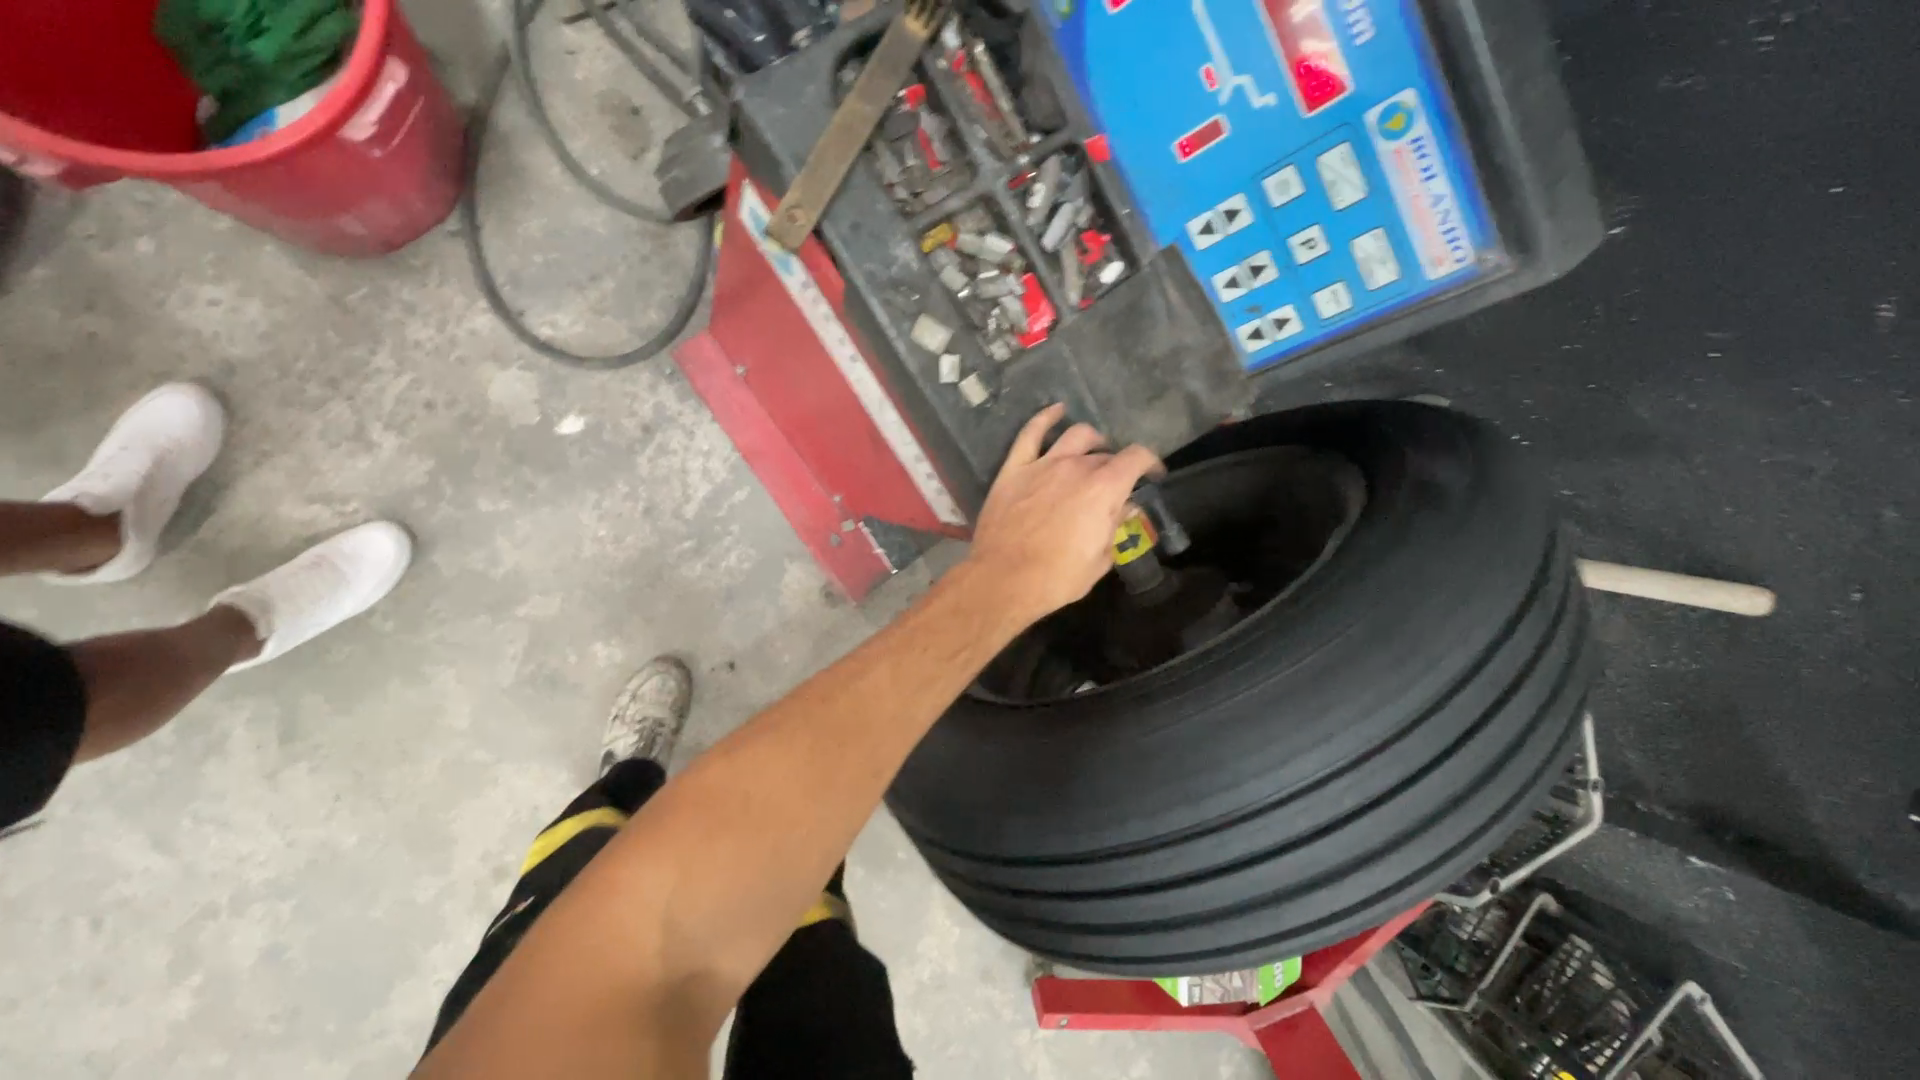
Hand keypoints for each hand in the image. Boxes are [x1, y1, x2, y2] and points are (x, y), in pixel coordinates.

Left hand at [959, 404, 1163, 625]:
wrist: (1004, 580)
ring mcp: (1043, 465)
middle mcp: (1076, 467)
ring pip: (1075, 436)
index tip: (1153, 474)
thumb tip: (1126, 508)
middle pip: (1104, 454)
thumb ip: (1116, 528)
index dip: (1150, 463)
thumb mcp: (1099, 560)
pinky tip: (1056, 410)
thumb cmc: (1057, 578)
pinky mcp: (1014, 469)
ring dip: (1091, 441)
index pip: (1136, 458)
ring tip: (1094, 450)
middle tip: (1115, 484)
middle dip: (1116, 466)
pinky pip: (1030, 433)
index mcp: (1103, 489)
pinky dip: (1045, 418)